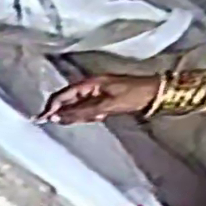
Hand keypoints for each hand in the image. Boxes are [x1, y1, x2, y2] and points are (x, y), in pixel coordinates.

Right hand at [39, 74, 160, 123]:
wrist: (162, 93)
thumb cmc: (134, 96)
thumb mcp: (104, 106)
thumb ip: (77, 112)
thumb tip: (53, 118)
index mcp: (88, 84)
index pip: (59, 96)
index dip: (49, 108)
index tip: (43, 121)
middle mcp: (89, 86)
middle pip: (65, 102)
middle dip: (67, 113)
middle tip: (76, 121)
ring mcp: (96, 92)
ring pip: (74, 107)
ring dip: (79, 115)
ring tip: (95, 118)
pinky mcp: (102, 98)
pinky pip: (85, 108)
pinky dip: (88, 115)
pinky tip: (100, 116)